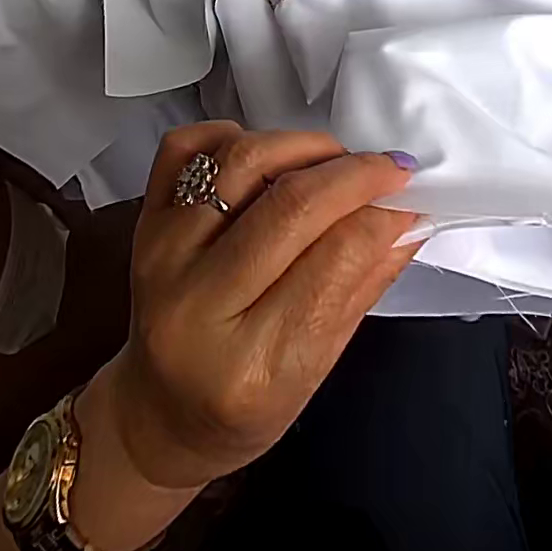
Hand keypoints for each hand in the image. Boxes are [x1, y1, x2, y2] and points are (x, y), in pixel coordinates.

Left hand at [92, 123, 417, 492]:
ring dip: (306, 146)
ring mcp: (161, 255)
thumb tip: (409, 217)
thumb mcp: (320, 367)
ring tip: (336, 161)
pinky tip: (266, 158)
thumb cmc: (246, 409)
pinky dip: (232, 135)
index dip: (382, 215)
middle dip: (356, 173)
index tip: (409, 197)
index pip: (335, 258)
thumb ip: (366, 284)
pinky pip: (184, 147)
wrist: (158, 415)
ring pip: (243, 161)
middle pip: (292, 203)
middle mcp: (197, 302)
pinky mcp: (142, 225)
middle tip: (390, 169)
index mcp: (251, 362)